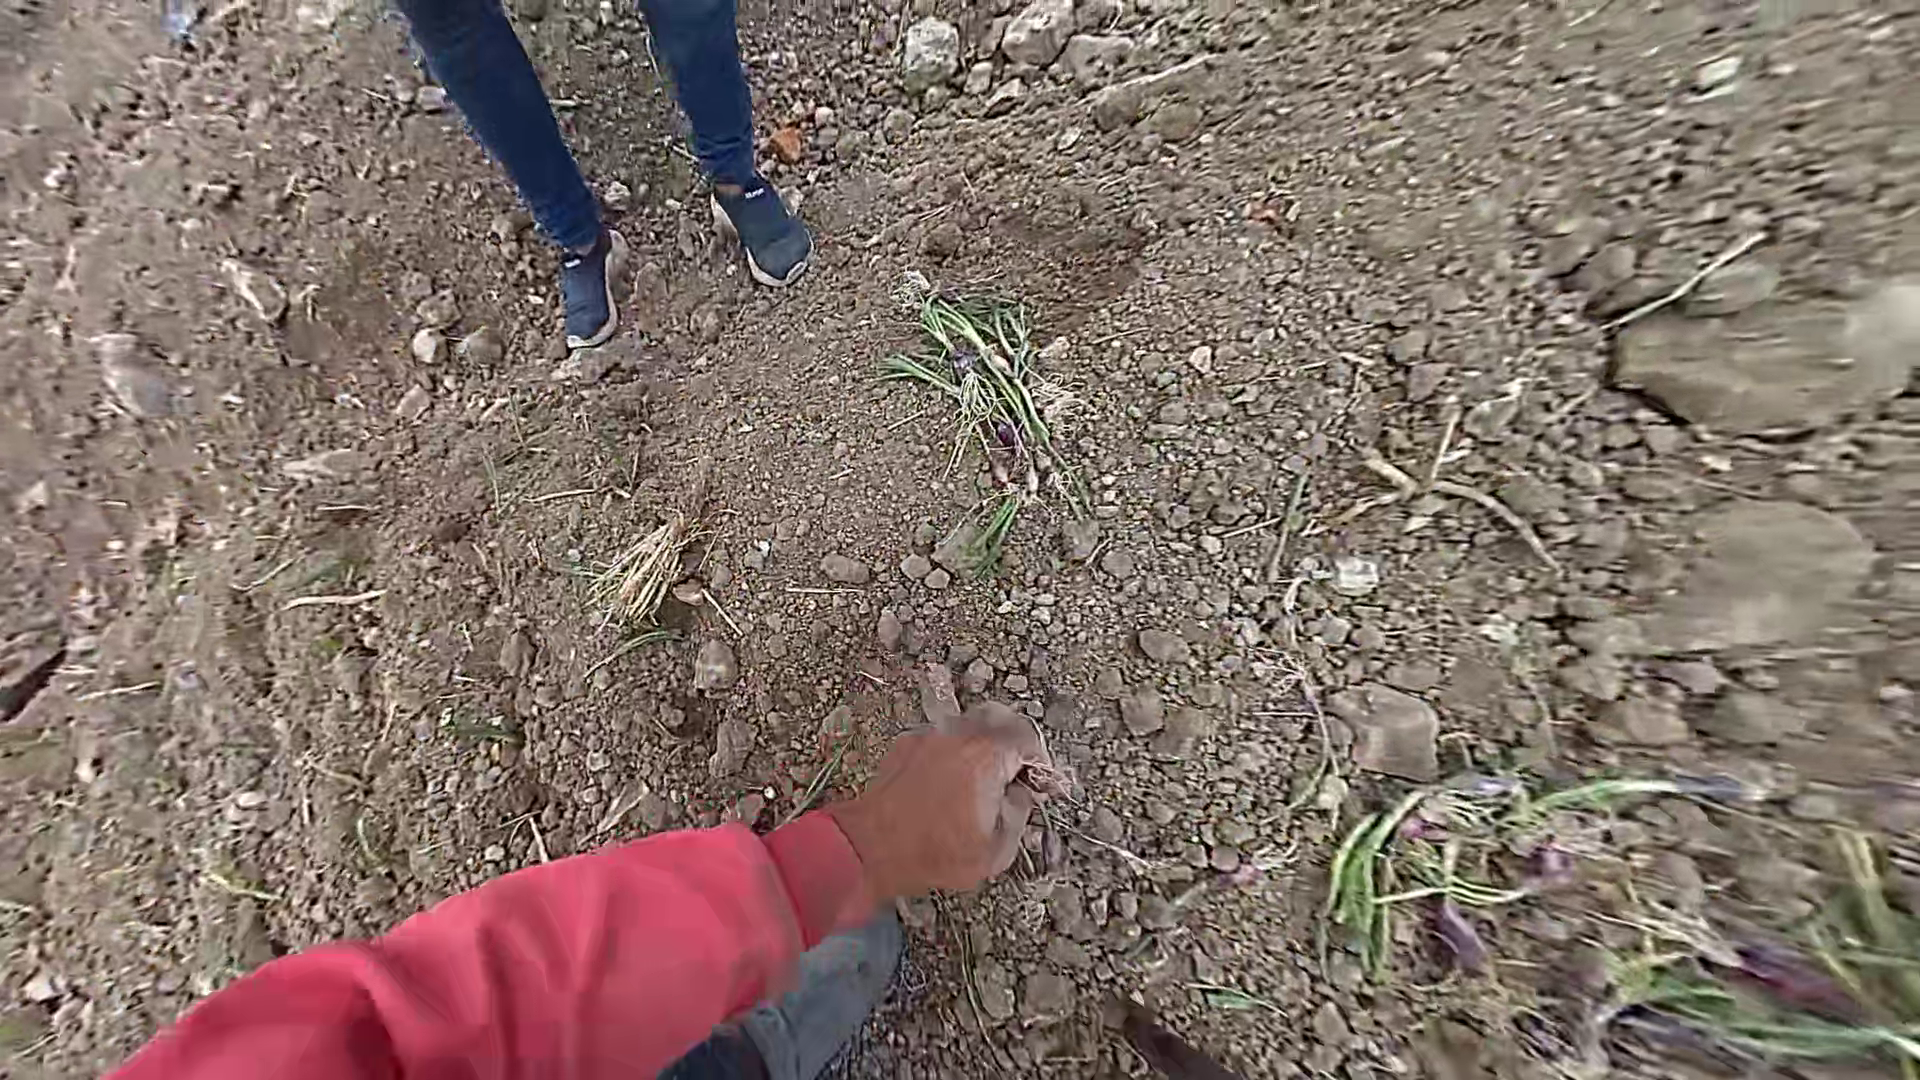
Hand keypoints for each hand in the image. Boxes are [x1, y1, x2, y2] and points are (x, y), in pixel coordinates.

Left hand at [826, 701, 1048, 898]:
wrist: (872, 846)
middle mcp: (960, 735)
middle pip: (1001, 722)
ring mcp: (932, 735)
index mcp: (987, 755)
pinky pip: (942, 737)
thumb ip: (1019, 813)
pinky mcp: (909, 742)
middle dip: (1015, 746)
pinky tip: (950, 781)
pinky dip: (953, 752)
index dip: (1040, 763)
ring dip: (984, 746)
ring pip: (970, 726)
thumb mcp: (995, 850)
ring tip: (984, 780)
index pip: (1028, 741)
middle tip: (1017, 775)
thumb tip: (1020, 795)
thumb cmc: (932, 852)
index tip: (1041, 783)